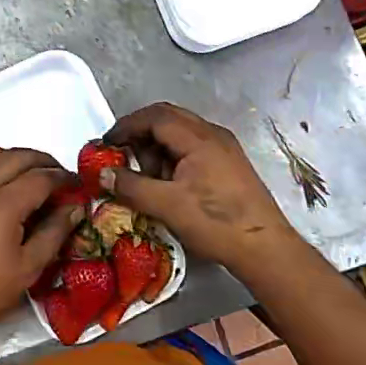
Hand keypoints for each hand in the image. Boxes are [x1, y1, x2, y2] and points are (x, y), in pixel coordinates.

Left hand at [0, 147, 84, 336]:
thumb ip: (54, 233)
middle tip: (59, 178)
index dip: (65, 179)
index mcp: (2, 205)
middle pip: (19, 157)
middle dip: (45, 162)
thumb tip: (75, 208)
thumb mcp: (27, 269)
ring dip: (15, 157)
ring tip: (28, 174)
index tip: (78, 186)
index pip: (42, 177)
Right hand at [103, 103, 300, 277]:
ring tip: (145, 179)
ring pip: (180, 134)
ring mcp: (223, 149)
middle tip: (122, 157)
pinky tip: (166, 185)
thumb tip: (102, 175)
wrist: (264, 247)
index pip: (155, 117)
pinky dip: (172, 159)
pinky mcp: (227, 165)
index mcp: (199, 138)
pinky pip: (192, 149)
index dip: (126, 126)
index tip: (106, 144)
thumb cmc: (216, 223)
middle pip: (168, 119)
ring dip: (156, 149)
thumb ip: (131, 187)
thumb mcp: (167, 206)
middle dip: (140, 135)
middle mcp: (213, 135)